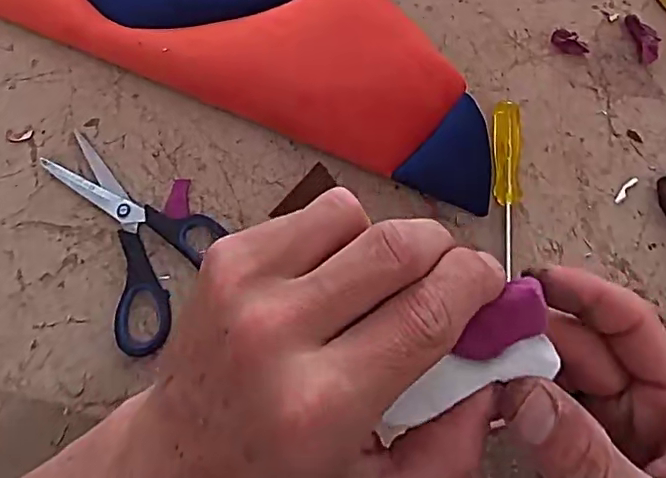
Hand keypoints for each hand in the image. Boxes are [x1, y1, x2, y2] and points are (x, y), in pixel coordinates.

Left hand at [33, 188, 505, 477]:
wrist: (171, 465)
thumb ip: (451, 444)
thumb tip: (493, 362)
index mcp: (319, 406)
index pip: (428, 310)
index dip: (476, 282)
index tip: (490, 282)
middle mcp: (276, 335)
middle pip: (399, 245)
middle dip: (443, 248)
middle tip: (449, 272)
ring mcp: (246, 285)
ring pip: (358, 214)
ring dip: (385, 241)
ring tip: (374, 284)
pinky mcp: (228, 254)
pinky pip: (319, 212)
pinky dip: (342, 234)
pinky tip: (328, 278)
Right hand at [499, 267, 665, 477]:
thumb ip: (586, 455)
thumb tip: (527, 396)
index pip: (635, 328)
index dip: (589, 294)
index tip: (543, 279)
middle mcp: (654, 417)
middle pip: (594, 351)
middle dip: (545, 331)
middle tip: (498, 322)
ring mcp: (622, 441)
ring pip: (570, 383)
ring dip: (530, 367)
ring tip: (490, 355)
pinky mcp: (595, 465)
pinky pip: (558, 421)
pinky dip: (527, 407)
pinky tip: (499, 400)